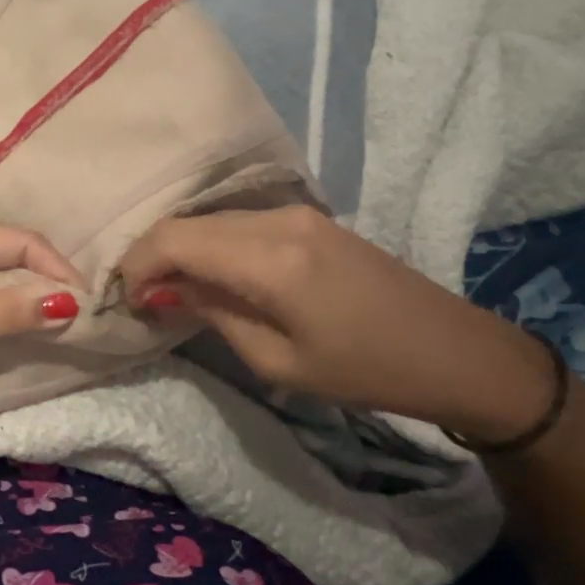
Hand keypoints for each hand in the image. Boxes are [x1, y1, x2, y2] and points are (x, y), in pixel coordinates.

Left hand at [0, 211, 84, 429]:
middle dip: (48, 279)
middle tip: (81, 314)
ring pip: (1, 265)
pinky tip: (22, 316)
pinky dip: (5, 296)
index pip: (23, 242)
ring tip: (59, 318)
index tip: (90, 306)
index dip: (60, 271)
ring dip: (28, 289)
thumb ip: (10, 312)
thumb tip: (70, 302)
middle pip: (14, 249)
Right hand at [118, 206, 558, 443]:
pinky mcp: (309, 219)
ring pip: (210, 220)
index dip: (137, 266)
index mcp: (271, 260)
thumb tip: (164, 290)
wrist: (455, 353)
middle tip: (143, 300)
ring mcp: (297, 213)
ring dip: (181, 250)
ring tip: (173, 293)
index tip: (128, 301)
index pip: (173, 239)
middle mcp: (278, 220)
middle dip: (153, 257)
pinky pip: (238, 223)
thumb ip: (213, 313)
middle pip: (187, 223)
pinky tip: (211, 278)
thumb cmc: (365, 371)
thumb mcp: (277, 361)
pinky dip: (211, 245)